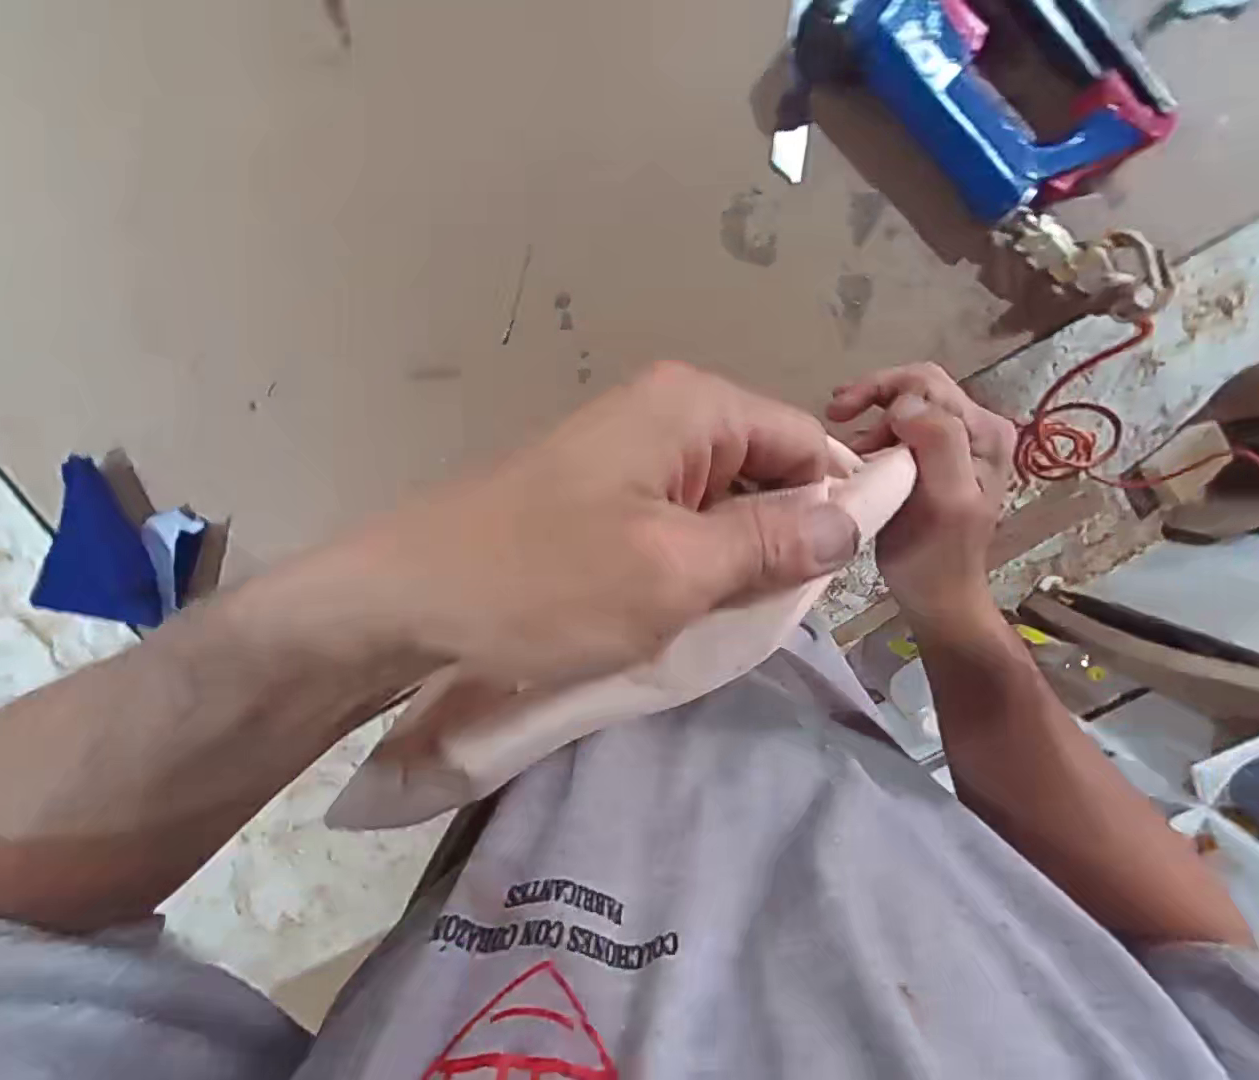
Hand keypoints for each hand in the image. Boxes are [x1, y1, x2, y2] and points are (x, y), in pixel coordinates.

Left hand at [277, 361, 860, 682]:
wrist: (405, 603)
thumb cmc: (545, 584)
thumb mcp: (676, 570)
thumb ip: (772, 542)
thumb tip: (852, 519)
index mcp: (691, 407)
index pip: (804, 441)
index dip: (836, 503)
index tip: (842, 577)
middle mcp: (662, 415)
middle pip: (762, 472)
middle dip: (778, 540)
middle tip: (769, 612)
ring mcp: (625, 456)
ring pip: (718, 506)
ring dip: (730, 562)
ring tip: (716, 618)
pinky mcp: (597, 496)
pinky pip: (673, 525)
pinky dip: (688, 566)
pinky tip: (673, 609)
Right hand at [827, 363, 1016, 632]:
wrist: (937, 597)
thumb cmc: (937, 557)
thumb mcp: (946, 500)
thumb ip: (938, 443)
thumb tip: (904, 403)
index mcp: (984, 432)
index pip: (926, 383)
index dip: (878, 389)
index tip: (837, 415)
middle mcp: (975, 429)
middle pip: (917, 387)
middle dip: (872, 395)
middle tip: (833, 414)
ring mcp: (955, 445)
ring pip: (905, 406)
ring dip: (870, 421)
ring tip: (849, 453)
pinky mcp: (934, 461)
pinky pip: (900, 431)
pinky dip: (873, 437)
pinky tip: (858, 457)